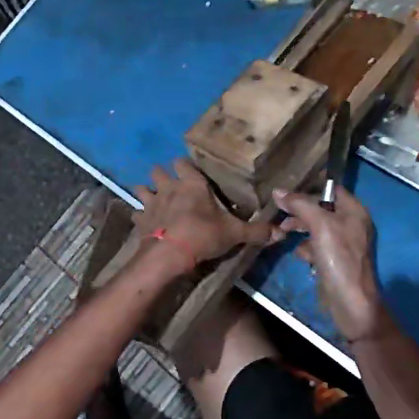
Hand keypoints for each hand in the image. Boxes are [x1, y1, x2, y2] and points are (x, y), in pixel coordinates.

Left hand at [134, 159, 279, 266]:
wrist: (168, 255)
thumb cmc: (202, 235)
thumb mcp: (234, 234)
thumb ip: (256, 232)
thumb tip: (282, 233)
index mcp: (191, 183)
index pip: (183, 162)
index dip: (185, 166)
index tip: (190, 171)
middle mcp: (168, 187)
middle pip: (157, 171)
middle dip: (162, 175)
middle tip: (171, 184)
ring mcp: (151, 203)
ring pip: (142, 189)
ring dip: (146, 192)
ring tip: (153, 198)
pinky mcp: (140, 221)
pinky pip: (136, 214)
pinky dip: (139, 217)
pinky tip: (144, 223)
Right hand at [273, 187, 391, 342]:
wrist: (351, 303)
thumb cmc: (340, 259)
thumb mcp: (320, 225)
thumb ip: (301, 205)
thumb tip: (278, 191)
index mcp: (354, 211)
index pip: (331, 189)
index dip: (309, 188)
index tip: (286, 191)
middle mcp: (351, 224)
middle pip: (321, 209)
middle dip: (300, 211)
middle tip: (279, 212)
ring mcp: (343, 244)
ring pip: (317, 228)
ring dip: (300, 229)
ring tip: (284, 232)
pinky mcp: (335, 261)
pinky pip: (317, 247)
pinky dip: (307, 248)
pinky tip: (300, 255)